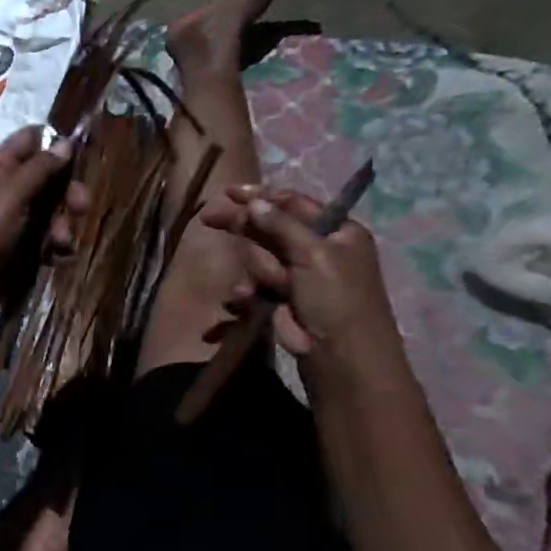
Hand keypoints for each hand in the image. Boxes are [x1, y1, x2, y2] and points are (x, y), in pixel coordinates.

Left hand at [0, 125, 86, 295]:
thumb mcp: (10, 194)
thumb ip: (40, 168)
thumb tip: (66, 142)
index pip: (31, 140)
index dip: (55, 145)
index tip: (78, 157)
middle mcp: (7, 187)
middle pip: (49, 178)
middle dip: (68, 192)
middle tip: (81, 207)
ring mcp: (14, 217)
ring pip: (52, 210)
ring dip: (62, 225)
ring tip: (60, 242)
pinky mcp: (20, 244)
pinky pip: (47, 237)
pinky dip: (55, 246)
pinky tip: (58, 256)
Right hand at [197, 184, 400, 362]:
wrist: (341, 357)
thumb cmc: (336, 299)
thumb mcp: (313, 254)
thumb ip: (281, 224)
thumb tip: (253, 201)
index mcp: (337, 231)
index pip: (293, 203)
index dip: (261, 196)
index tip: (228, 193)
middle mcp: (318, 248)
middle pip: (270, 228)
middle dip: (248, 232)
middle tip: (209, 220)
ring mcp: (299, 275)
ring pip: (259, 257)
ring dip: (257, 269)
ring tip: (270, 288)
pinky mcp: (283, 299)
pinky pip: (255, 284)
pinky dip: (249, 289)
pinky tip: (245, 297)